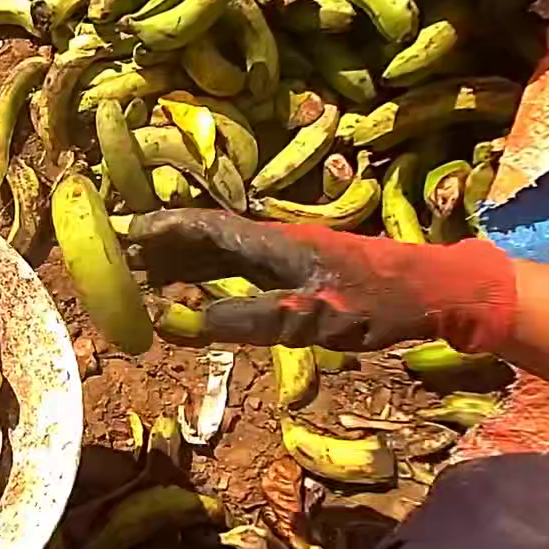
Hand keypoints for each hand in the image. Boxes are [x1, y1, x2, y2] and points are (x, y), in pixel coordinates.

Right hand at [127, 209, 516, 351]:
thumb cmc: (379, 302)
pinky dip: (202, 280)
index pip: (202, 227)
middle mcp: (267, 242)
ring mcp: (278, 256)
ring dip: (175, 264)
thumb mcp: (319, 316)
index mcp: (271, 242)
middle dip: (157, 248)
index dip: (159, 229)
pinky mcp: (288, 271)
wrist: (432, 289)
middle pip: (199, 238)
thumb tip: (189, 321)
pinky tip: (185, 293)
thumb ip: (255, 318)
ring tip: (137, 276)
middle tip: (116, 261)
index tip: (120, 232)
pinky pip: (232, 271)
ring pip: (213, 254)